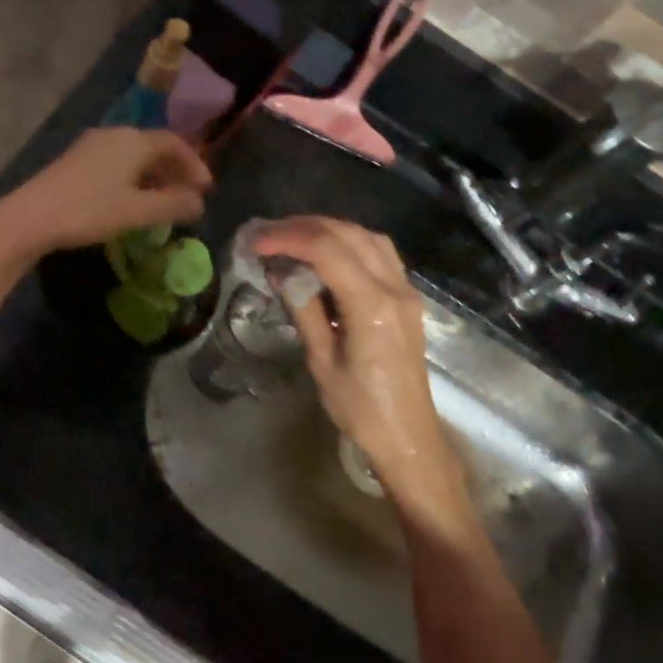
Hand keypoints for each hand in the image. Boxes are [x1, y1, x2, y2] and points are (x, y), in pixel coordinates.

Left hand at [0, 128, 212, 260]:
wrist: (31, 216)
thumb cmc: (89, 211)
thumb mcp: (137, 212)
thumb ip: (172, 205)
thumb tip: (199, 203)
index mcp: (133, 141)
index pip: (174, 143)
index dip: (194, 164)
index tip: (206, 189)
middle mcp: (114, 135)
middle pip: (153, 146)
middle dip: (175, 169)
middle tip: (189, 194)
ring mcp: (91, 146)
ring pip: (133, 155)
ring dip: (154, 175)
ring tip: (164, 200)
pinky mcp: (75, 160)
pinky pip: (116, 162)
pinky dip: (134, 177)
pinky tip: (131, 199)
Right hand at [250, 217, 478, 541]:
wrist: (406, 435)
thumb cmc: (359, 409)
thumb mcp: (321, 360)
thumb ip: (305, 310)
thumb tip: (282, 273)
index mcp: (372, 306)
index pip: (328, 250)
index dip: (288, 238)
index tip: (255, 242)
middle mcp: (394, 288)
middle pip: (349, 235)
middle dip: (304, 227)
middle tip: (266, 235)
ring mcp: (406, 291)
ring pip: (368, 238)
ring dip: (328, 231)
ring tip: (291, 239)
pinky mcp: (407, 299)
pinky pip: (379, 254)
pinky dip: (348, 244)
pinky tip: (324, 256)